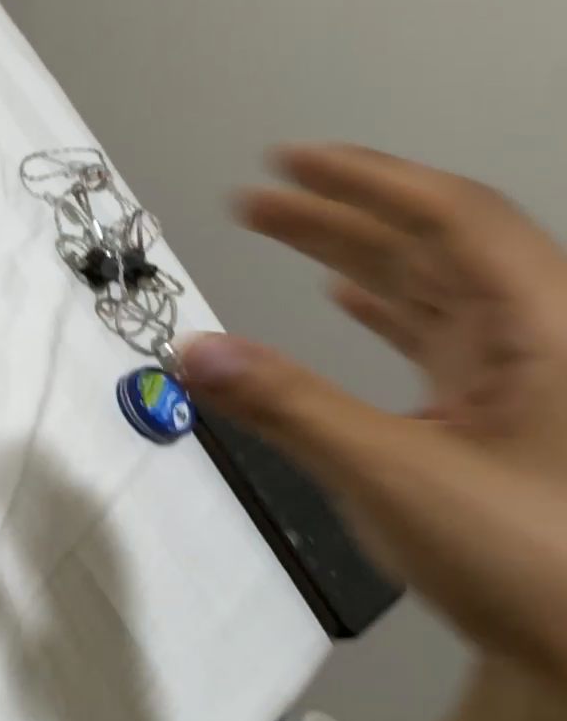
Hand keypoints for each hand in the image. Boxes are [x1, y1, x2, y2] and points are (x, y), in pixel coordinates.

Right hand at [180, 145, 566, 689]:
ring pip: (432, 291)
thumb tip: (189, 349)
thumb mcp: (396, 475)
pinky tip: (343, 298)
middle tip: (256, 197)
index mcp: (544, 332)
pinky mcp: (502, 415)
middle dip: (343, 213)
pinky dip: (382, 309)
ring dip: (354, 255)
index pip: (454, 223)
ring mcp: (524, 378)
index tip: (288, 161)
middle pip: (438, 248)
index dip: (368, 182)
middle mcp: (541, 340)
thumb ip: (287, 407)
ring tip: (279, 232)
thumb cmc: (529, 559)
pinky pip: (437, 337)